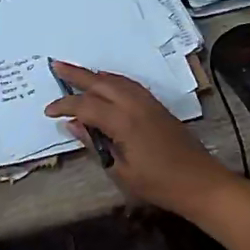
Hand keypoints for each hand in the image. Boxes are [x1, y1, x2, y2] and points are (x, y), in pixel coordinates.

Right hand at [44, 61, 239, 216]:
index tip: (48, 111)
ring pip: (116, 80)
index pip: (86, 106)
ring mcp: (148, 103)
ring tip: (77, 72)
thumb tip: (74, 126)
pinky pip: (130, 84)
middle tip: (56, 66)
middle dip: (77, 74)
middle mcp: (135, 105)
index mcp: (123, 121)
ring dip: (95, 75)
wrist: (200, 182)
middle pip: (100, 83)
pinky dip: (113, 80)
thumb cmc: (159, 184)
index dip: (65, 106)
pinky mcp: (157, 106)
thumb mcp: (121, 171)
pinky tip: (106, 83)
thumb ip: (96, 144)